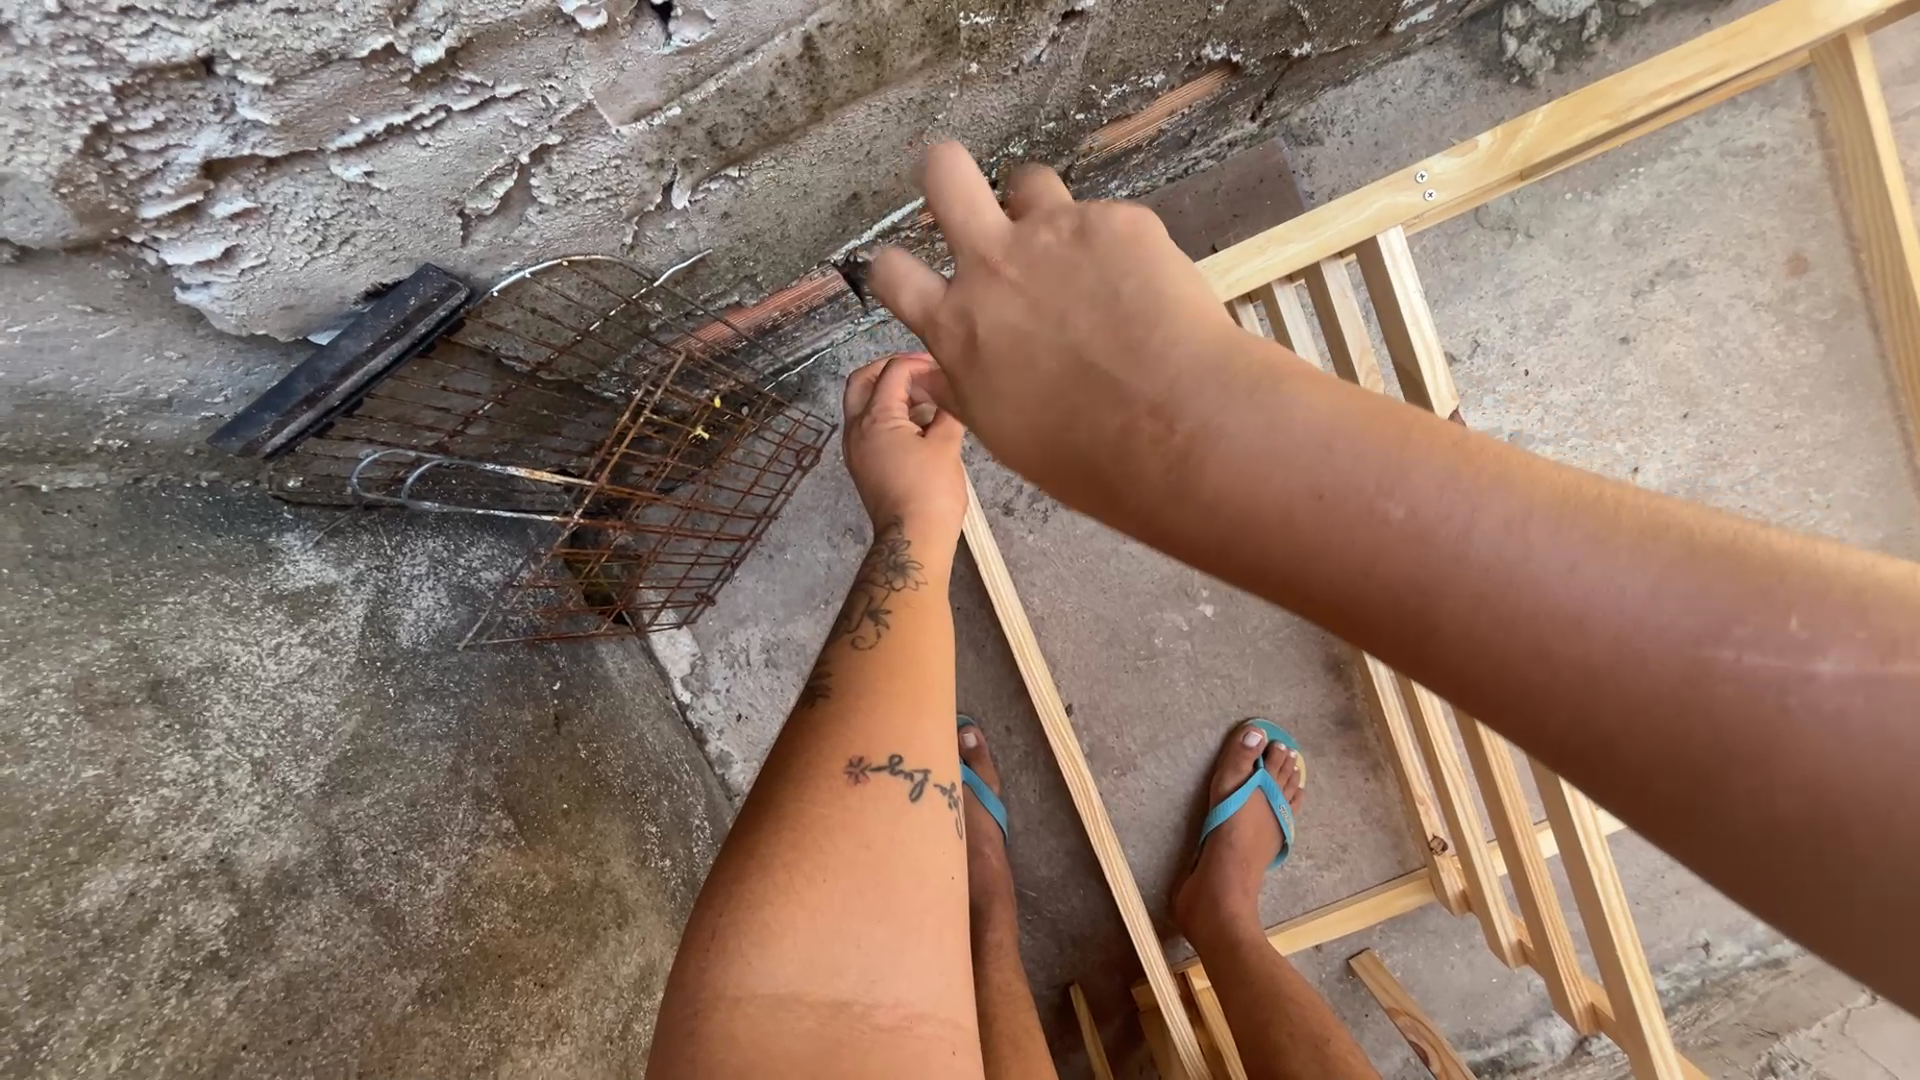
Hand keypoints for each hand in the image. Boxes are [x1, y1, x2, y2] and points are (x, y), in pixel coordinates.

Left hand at [841, 353, 968, 539]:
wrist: (913, 538)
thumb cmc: (931, 492)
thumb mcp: (947, 445)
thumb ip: (949, 412)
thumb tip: (952, 397)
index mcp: (875, 418)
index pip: (893, 372)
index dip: (919, 363)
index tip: (943, 369)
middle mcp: (856, 429)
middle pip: (862, 381)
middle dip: (890, 370)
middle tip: (920, 372)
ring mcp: (855, 449)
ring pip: (861, 405)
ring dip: (887, 393)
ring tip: (924, 398)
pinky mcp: (861, 466)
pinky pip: (867, 427)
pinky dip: (887, 416)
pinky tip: (917, 425)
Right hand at [866, 142, 1263, 514]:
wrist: (1172, 426)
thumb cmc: (1081, 453)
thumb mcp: (1000, 433)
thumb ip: (962, 392)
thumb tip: (932, 378)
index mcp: (957, 326)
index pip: (891, 272)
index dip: (893, 267)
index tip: (909, 272)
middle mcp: (995, 266)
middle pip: (944, 172)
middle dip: (942, 171)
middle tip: (961, 192)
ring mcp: (1055, 234)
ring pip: (1029, 182)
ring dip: (1040, 210)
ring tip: (1072, 251)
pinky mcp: (1117, 222)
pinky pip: (1104, 218)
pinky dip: (1113, 246)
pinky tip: (1140, 287)